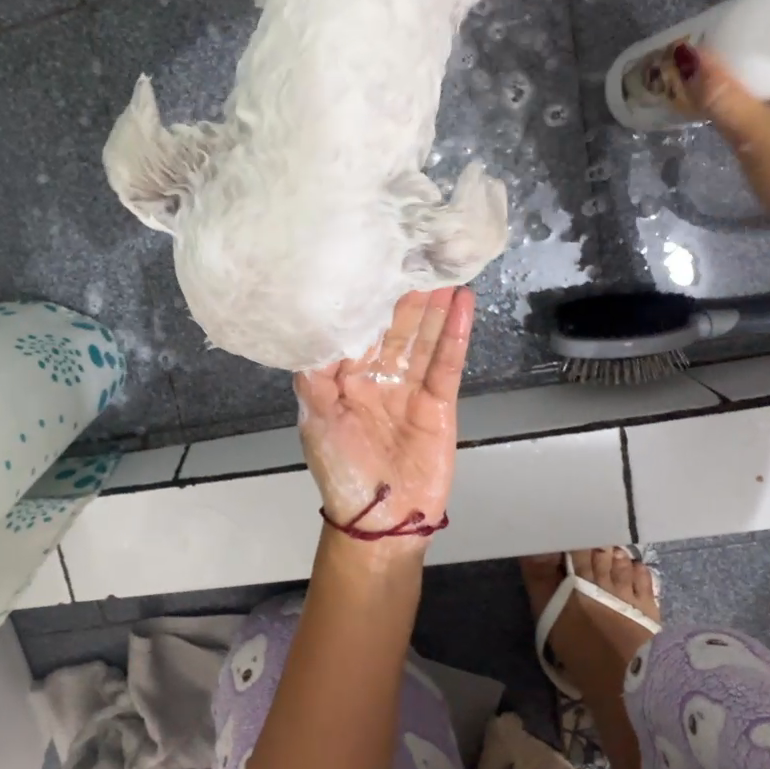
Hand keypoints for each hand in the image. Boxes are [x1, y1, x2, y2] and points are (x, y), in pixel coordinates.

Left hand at [294, 288, 474, 550]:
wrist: (381, 517)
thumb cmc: (341, 469)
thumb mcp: (316, 419)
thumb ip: (314, 375)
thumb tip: (306, 329)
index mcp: (343, 379)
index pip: (356, 330)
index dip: (364, 300)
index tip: (372, 263)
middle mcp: (377, 377)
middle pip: (393, 328)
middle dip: (402, 294)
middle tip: (415, 251)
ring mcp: (409, 389)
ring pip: (421, 338)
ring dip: (432, 305)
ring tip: (443, 266)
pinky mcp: (439, 404)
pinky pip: (447, 362)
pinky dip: (455, 333)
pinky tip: (463, 302)